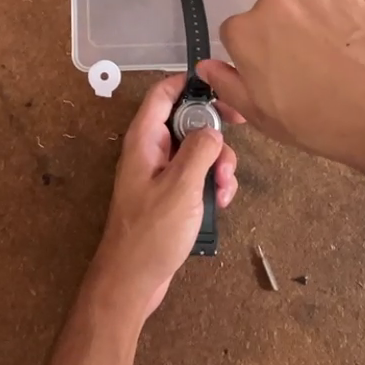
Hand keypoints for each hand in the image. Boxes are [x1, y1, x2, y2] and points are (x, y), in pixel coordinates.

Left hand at [87, 74, 240, 319]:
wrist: (132, 280)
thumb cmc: (152, 231)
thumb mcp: (181, 186)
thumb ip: (200, 150)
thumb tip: (213, 129)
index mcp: (145, 138)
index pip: (164, 93)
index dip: (191, 84)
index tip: (222, 89)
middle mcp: (151, 149)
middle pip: (188, 122)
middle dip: (214, 136)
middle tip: (232, 153)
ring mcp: (160, 172)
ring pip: (197, 151)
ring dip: (217, 165)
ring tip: (223, 188)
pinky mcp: (170, 194)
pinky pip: (195, 175)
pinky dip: (211, 184)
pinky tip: (220, 202)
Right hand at [200, 0, 364, 171]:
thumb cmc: (318, 122)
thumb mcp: (262, 116)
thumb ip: (227, 85)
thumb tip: (206, 65)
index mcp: (245, 31)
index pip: (233, 35)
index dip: (249, 59)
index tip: (268, 79)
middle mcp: (274, 4)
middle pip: (266, 19)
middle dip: (276, 41)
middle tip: (301, 76)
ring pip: (298, 12)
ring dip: (306, 31)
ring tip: (331, 67)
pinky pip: (330, 7)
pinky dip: (335, 26)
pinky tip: (350, 55)